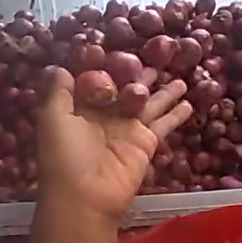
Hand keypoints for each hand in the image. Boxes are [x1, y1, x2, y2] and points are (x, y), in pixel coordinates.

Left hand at [36, 67, 190, 221]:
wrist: (86, 196)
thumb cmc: (65, 155)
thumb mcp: (53, 118)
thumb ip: (59, 91)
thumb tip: (62, 67)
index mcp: (80, 109)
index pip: (94, 81)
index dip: (102, 65)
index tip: (111, 46)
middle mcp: (104, 116)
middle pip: (124, 88)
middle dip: (137, 73)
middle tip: (156, 53)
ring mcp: (127, 129)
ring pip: (147, 102)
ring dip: (162, 89)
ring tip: (177, 73)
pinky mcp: (145, 142)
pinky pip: (163, 123)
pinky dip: (176, 113)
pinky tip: (188, 101)